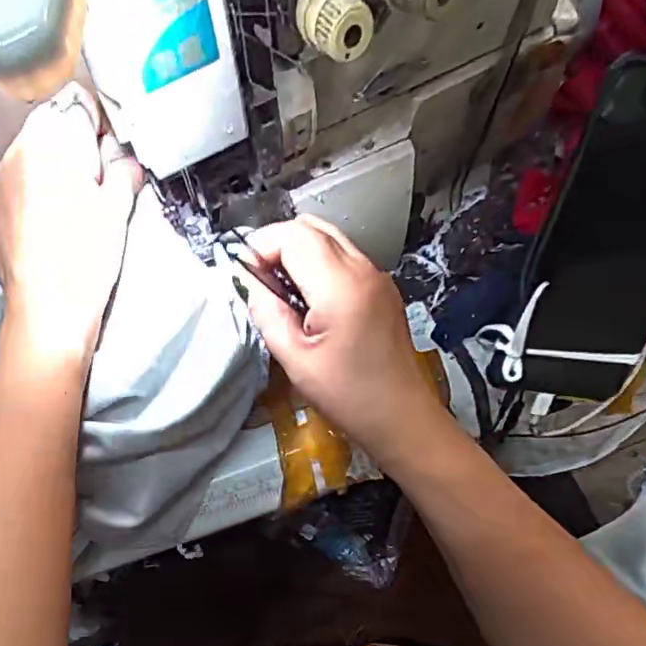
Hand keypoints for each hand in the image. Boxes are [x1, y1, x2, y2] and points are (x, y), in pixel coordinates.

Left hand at [0, 83, 144, 371]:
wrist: (48, 316)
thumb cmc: (81, 265)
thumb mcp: (116, 212)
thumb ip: (123, 173)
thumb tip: (126, 164)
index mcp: (45, 143)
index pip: (75, 109)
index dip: (98, 129)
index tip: (110, 151)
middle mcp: (11, 158)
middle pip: (49, 137)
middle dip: (73, 156)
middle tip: (95, 190)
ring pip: (30, 167)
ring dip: (52, 179)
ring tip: (73, 218)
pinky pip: (16, 194)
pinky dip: (33, 203)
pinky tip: (52, 232)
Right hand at [242, 216, 447, 464]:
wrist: (401, 418)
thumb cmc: (350, 397)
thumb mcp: (296, 360)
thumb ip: (268, 315)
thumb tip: (250, 286)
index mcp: (341, 286)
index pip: (293, 236)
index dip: (260, 246)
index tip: (243, 273)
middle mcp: (364, 270)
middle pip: (312, 227)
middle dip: (277, 244)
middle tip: (257, 280)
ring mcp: (377, 278)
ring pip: (329, 240)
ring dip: (297, 255)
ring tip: (280, 294)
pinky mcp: (382, 291)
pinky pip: (344, 261)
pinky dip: (318, 268)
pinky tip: (307, 304)